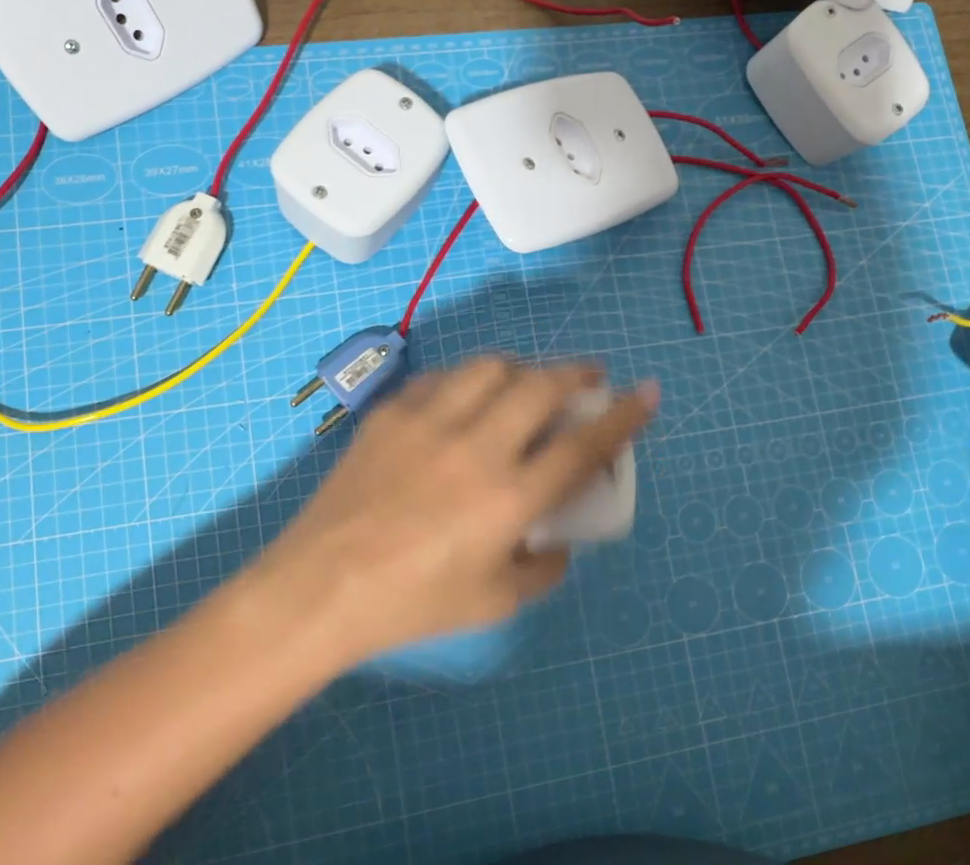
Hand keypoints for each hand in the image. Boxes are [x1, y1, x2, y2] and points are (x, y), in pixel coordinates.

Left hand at [252, 356, 657, 661]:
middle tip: (590, 377)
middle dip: (577, 373)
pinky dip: (468, 379)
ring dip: (521, 367)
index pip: (583, 444)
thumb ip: (542, 571)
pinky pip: (442, 377)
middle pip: (541, 385)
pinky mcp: (390, 413)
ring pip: (490, 366)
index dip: (624, 416)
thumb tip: (558, 545)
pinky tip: (466, 397)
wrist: (322, 585)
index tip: (647, 392)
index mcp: (510, 496)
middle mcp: (477, 446)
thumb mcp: (493, 602)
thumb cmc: (413, 603)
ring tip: (526, 382)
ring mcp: (429, 421)